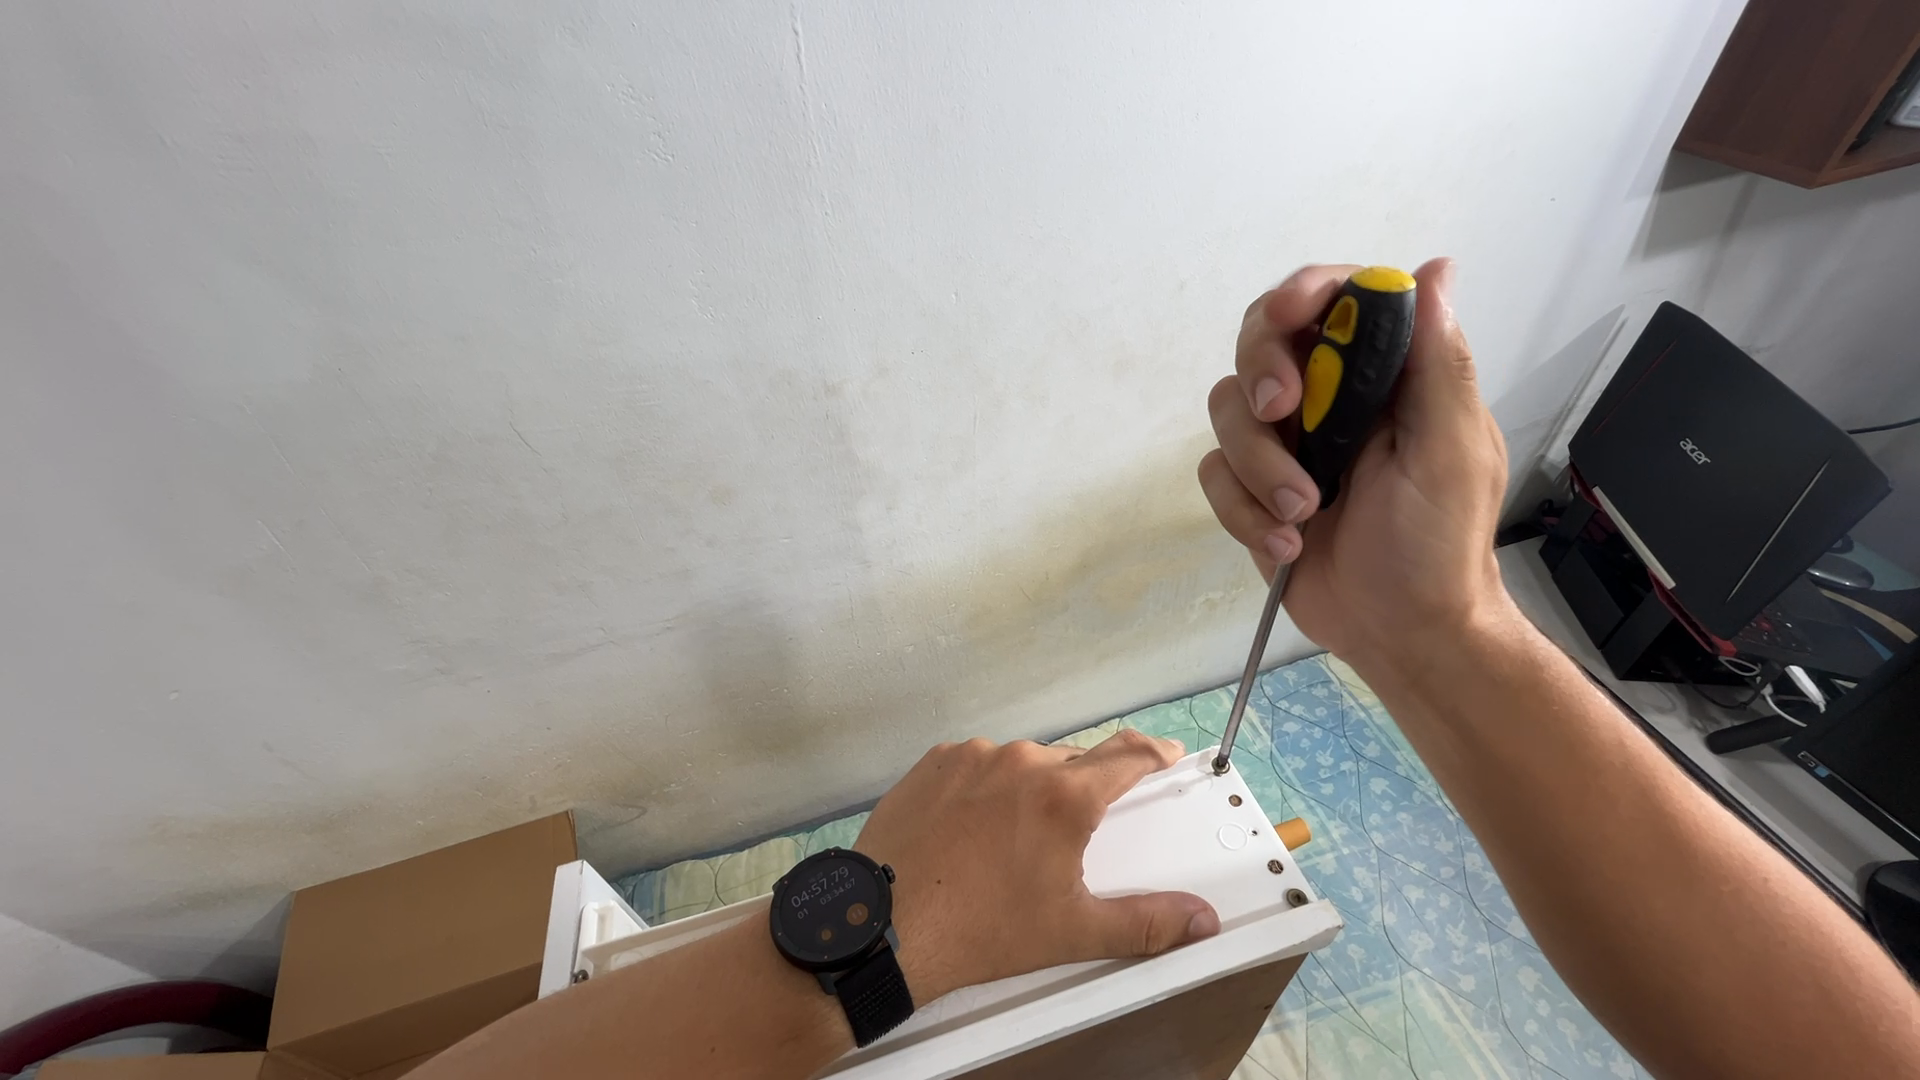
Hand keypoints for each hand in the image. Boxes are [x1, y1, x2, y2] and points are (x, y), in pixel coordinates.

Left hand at [854, 730, 1219, 1004]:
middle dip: (1079, 792)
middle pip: (1072, 763)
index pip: (1127, 756)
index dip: (1153, 752)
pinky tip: (970, 826)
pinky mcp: (935, 759)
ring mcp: (973, 754)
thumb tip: (1201, 918)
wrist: (887, 925)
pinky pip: (978, 763)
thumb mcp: (1072, 931)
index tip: (1165, 752)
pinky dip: (985, 786)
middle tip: (1065, 838)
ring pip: (1022, 763)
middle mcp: (1021, 760)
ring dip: (1028, 790)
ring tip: (1008, 840)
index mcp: (1063, 796)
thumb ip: (1147, 922)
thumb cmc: (984, 928)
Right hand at [1197, 259, 1513, 674]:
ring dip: (1259, 466)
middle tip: (1280, 414)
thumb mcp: (1451, 451)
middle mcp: (1324, 400)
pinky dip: (1242, 511)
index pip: (1332, 302)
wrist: (1398, 631)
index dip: (1301, 294)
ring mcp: (1281, 445)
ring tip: (1303, 513)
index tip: (1285, 316)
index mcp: (1381, 378)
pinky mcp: (1249, 490)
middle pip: (1259, 344)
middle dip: (1261, 376)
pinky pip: (1215, 476)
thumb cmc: (1439, 543)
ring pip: (1226, 412)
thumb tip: (1435, 269)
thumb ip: (1437, 363)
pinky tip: (1286, 544)